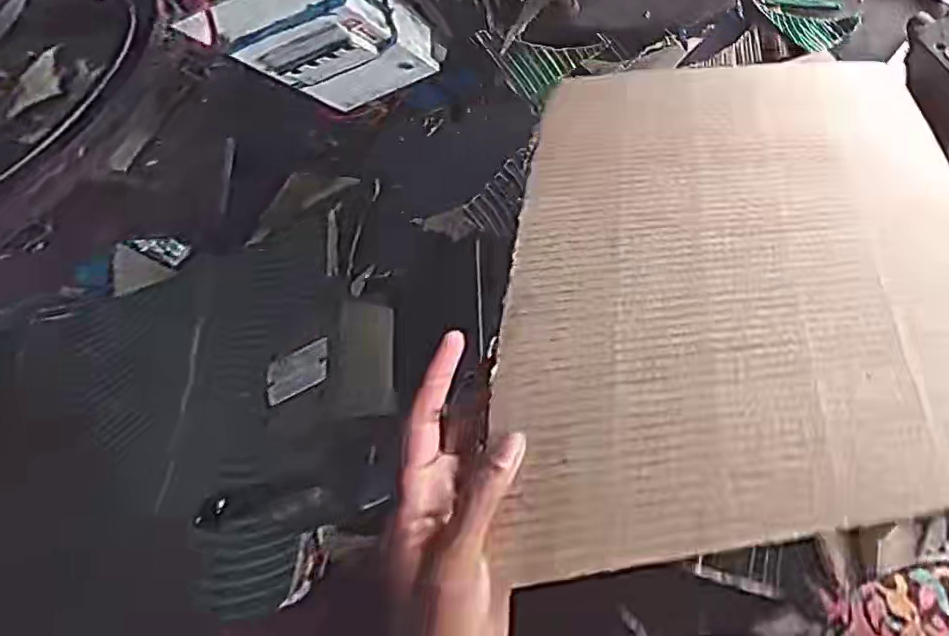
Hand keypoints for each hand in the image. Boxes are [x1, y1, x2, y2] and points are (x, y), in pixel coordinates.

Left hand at [384, 330, 526, 635]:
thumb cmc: (428, 632)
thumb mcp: (452, 561)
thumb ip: (481, 499)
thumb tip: (509, 443)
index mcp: (413, 501)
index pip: (422, 422)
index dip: (435, 377)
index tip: (452, 343)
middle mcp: (436, 500)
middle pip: (454, 429)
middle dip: (473, 390)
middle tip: (499, 356)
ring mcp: (461, 514)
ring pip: (480, 451)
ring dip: (498, 420)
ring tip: (520, 385)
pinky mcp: (486, 530)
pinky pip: (501, 479)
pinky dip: (517, 456)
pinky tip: (534, 442)